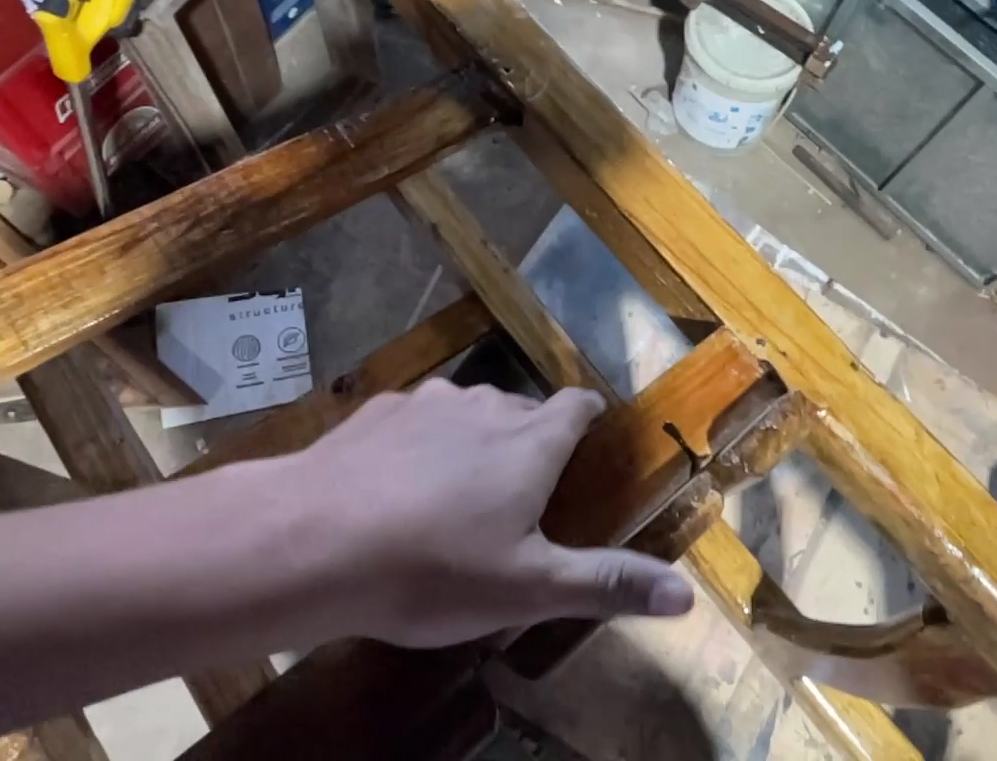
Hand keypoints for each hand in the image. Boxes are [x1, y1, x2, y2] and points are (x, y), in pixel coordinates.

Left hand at [294, 379, 694, 646]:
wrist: (309, 541)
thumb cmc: (431, 568)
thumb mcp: (527, 589)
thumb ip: (606, 584)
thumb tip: (687, 593)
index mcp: (531, 443)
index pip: (577, 405)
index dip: (589, 415)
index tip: (591, 429)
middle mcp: (487, 407)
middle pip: (524, 408)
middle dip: (531, 436)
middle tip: (521, 486)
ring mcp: (430, 402)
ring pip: (470, 409)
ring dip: (476, 435)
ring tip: (458, 485)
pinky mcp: (379, 409)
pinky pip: (419, 415)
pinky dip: (423, 437)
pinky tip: (397, 480)